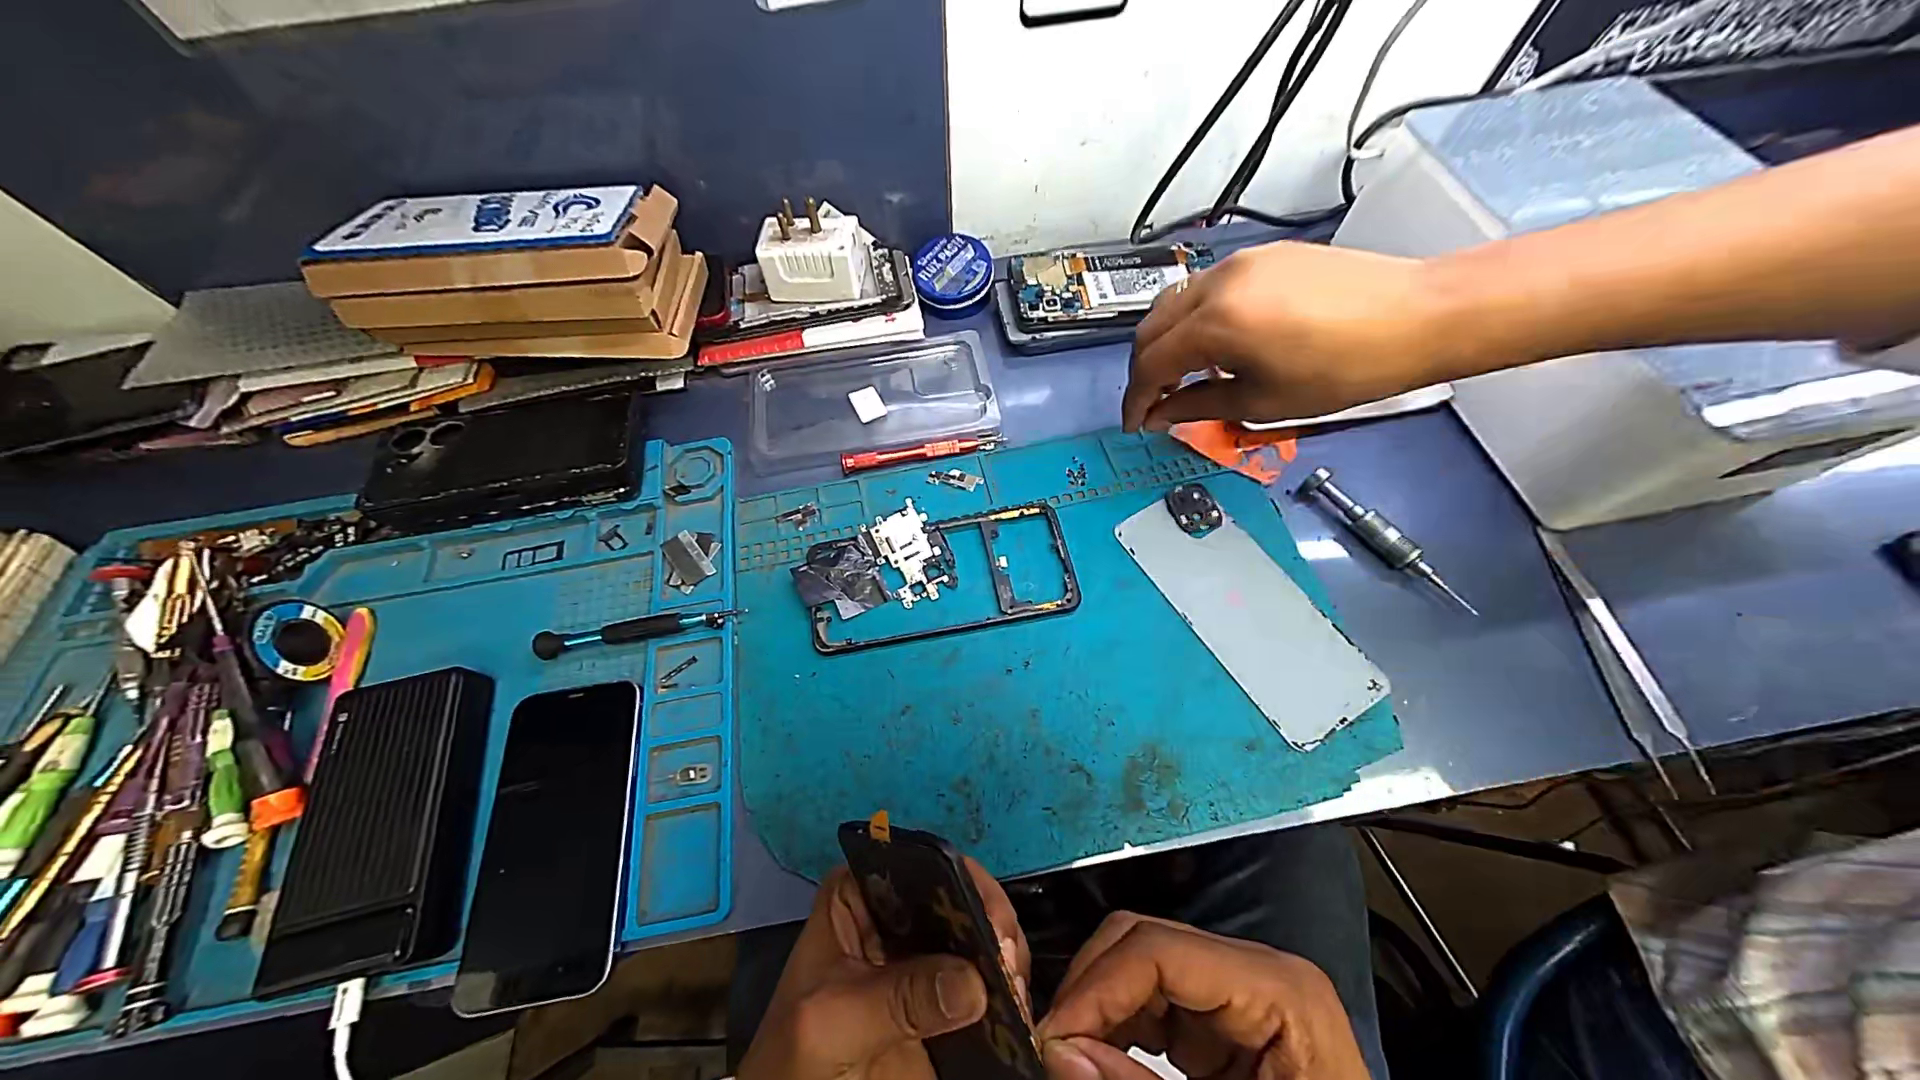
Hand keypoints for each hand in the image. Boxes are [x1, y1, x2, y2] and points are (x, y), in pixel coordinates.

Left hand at [739, 861, 1030, 1079]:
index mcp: (860, 897)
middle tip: (1008, 961)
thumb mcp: (830, 1023)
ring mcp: (924, 960)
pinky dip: (1006, 991)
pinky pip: (986, 985)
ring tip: (1013, 988)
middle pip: (960, 895)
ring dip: (1006, 956)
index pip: (919, 863)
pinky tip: (1015, 1008)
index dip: (961, 881)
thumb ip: (895, 998)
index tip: (989, 921)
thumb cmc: (792, 1060)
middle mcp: (898, 918)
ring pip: (980, 936)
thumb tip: (971, 981)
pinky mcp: (944, 1003)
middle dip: (992, 920)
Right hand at [1037, 913, 1368, 1079]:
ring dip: (1095, 1009)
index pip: (1157, 951)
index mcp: (1278, 988)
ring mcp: (1236, 997)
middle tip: (1051, 1046)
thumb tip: (1060, 1054)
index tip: (1051, 1036)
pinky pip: (1151, 1007)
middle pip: (1142, 945)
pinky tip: (1096, 1057)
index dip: (1094, 987)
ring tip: (1066, 1053)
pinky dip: (1115, 1028)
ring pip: (1138, 971)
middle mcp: (1254, 974)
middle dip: (1088, 992)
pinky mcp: (1221, 1026)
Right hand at [1123, 241, 1444, 431]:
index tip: (1136, 422)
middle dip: (1143, 369)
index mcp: (1216, 322)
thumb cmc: (1347, 367)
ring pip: (1174, 303)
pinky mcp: (1263, 257)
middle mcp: (1219, 283)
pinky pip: (1205, 288)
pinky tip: (1214, 344)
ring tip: (1181, 376)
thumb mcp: (1263, 401)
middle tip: (1152, 402)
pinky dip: (1193, 320)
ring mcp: (1240, 263)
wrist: (1419, 316)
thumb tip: (1163, 415)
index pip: (1150, 363)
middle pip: (1151, 328)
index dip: (1137, 399)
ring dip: (1165, 342)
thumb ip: (1199, 406)